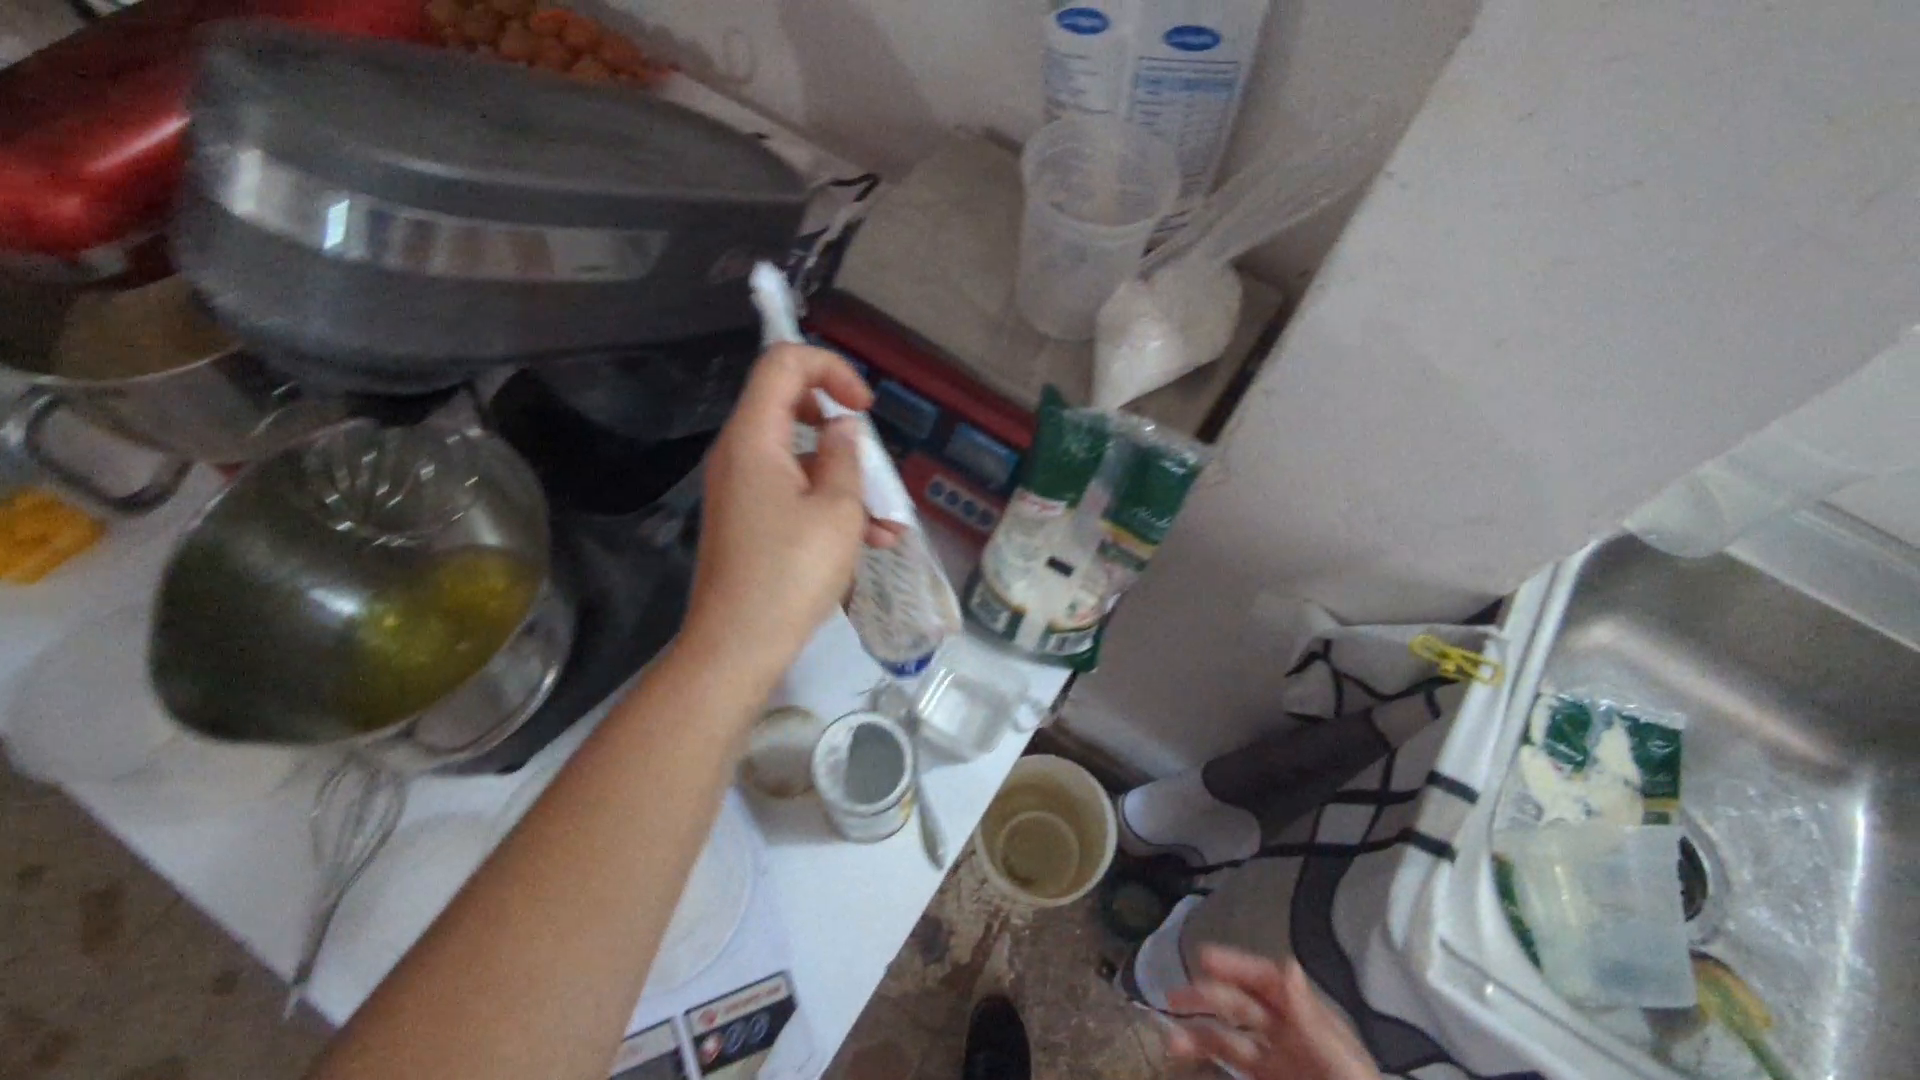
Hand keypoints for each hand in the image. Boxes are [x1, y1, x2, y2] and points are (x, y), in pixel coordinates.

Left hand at [681, 344, 891, 681]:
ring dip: (847, 480)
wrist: (737, 645)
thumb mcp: (838, 511)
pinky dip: (829, 506)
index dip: (831, 370)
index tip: (864, 409)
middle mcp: (739, 454)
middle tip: (873, 462)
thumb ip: (846, 457)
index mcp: (753, 438)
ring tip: (888, 523)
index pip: (784, 363)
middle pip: (791, 408)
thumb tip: (843, 429)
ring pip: (800, 458)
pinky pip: (792, 493)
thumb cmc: (791, 572)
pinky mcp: (748, 520)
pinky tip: (872, 542)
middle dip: (843, 431)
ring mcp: (741, 489)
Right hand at [1164, 946, 1380, 1079]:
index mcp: (1307, 1021)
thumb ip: (1309, 1018)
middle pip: (1243, 1007)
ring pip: (1230, 1040)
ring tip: (1171, 1040)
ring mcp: (1277, 1064)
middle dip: (1208, 998)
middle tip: (1173, 997)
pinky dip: (1206, 1060)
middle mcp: (1288, 1036)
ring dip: (1200, 1035)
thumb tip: (1286, 966)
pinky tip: (1185, 1056)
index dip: (1236, 965)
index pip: (1267, 982)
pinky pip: (1231, 1067)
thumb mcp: (1339, 1061)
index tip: (1202, 957)